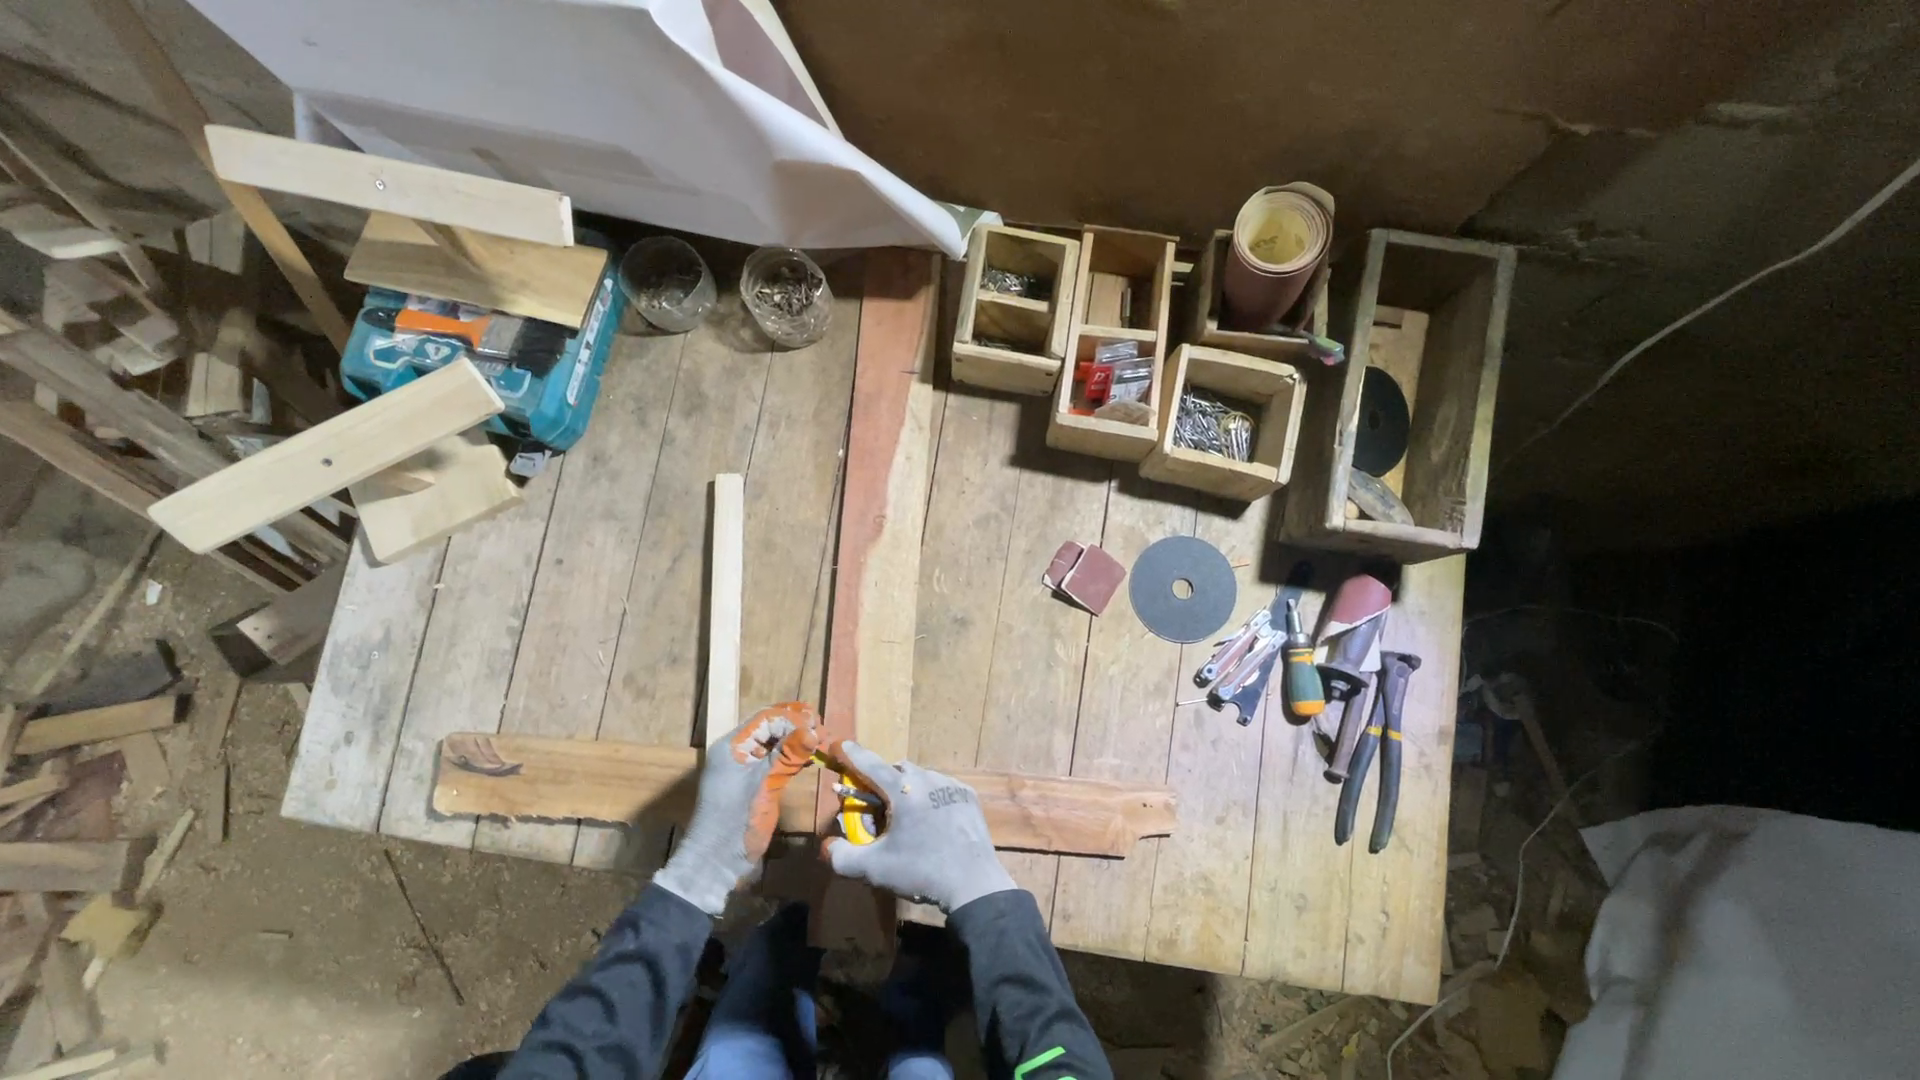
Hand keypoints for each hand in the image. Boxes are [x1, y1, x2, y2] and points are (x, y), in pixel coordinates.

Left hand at [654, 702, 819, 915]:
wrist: (716, 863)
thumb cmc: (736, 821)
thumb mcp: (763, 785)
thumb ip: (787, 756)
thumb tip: (813, 730)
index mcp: (732, 746)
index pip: (765, 719)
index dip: (793, 717)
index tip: (818, 723)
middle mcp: (737, 752)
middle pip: (769, 727)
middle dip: (796, 725)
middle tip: (822, 728)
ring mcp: (744, 769)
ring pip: (773, 743)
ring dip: (796, 740)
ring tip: (821, 740)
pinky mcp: (753, 784)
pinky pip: (774, 761)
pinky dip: (792, 757)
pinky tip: (809, 758)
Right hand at [819, 741, 1016, 913]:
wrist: (973, 883)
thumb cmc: (920, 871)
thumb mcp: (874, 868)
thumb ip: (843, 857)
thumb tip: (828, 847)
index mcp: (903, 789)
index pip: (871, 765)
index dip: (853, 755)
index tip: (842, 745)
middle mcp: (928, 778)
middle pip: (896, 771)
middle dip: (883, 785)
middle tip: (880, 816)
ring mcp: (951, 785)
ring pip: (920, 778)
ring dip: (908, 791)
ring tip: (908, 823)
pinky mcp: (968, 797)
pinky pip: (941, 788)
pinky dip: (930, 798)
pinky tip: (932, 824)